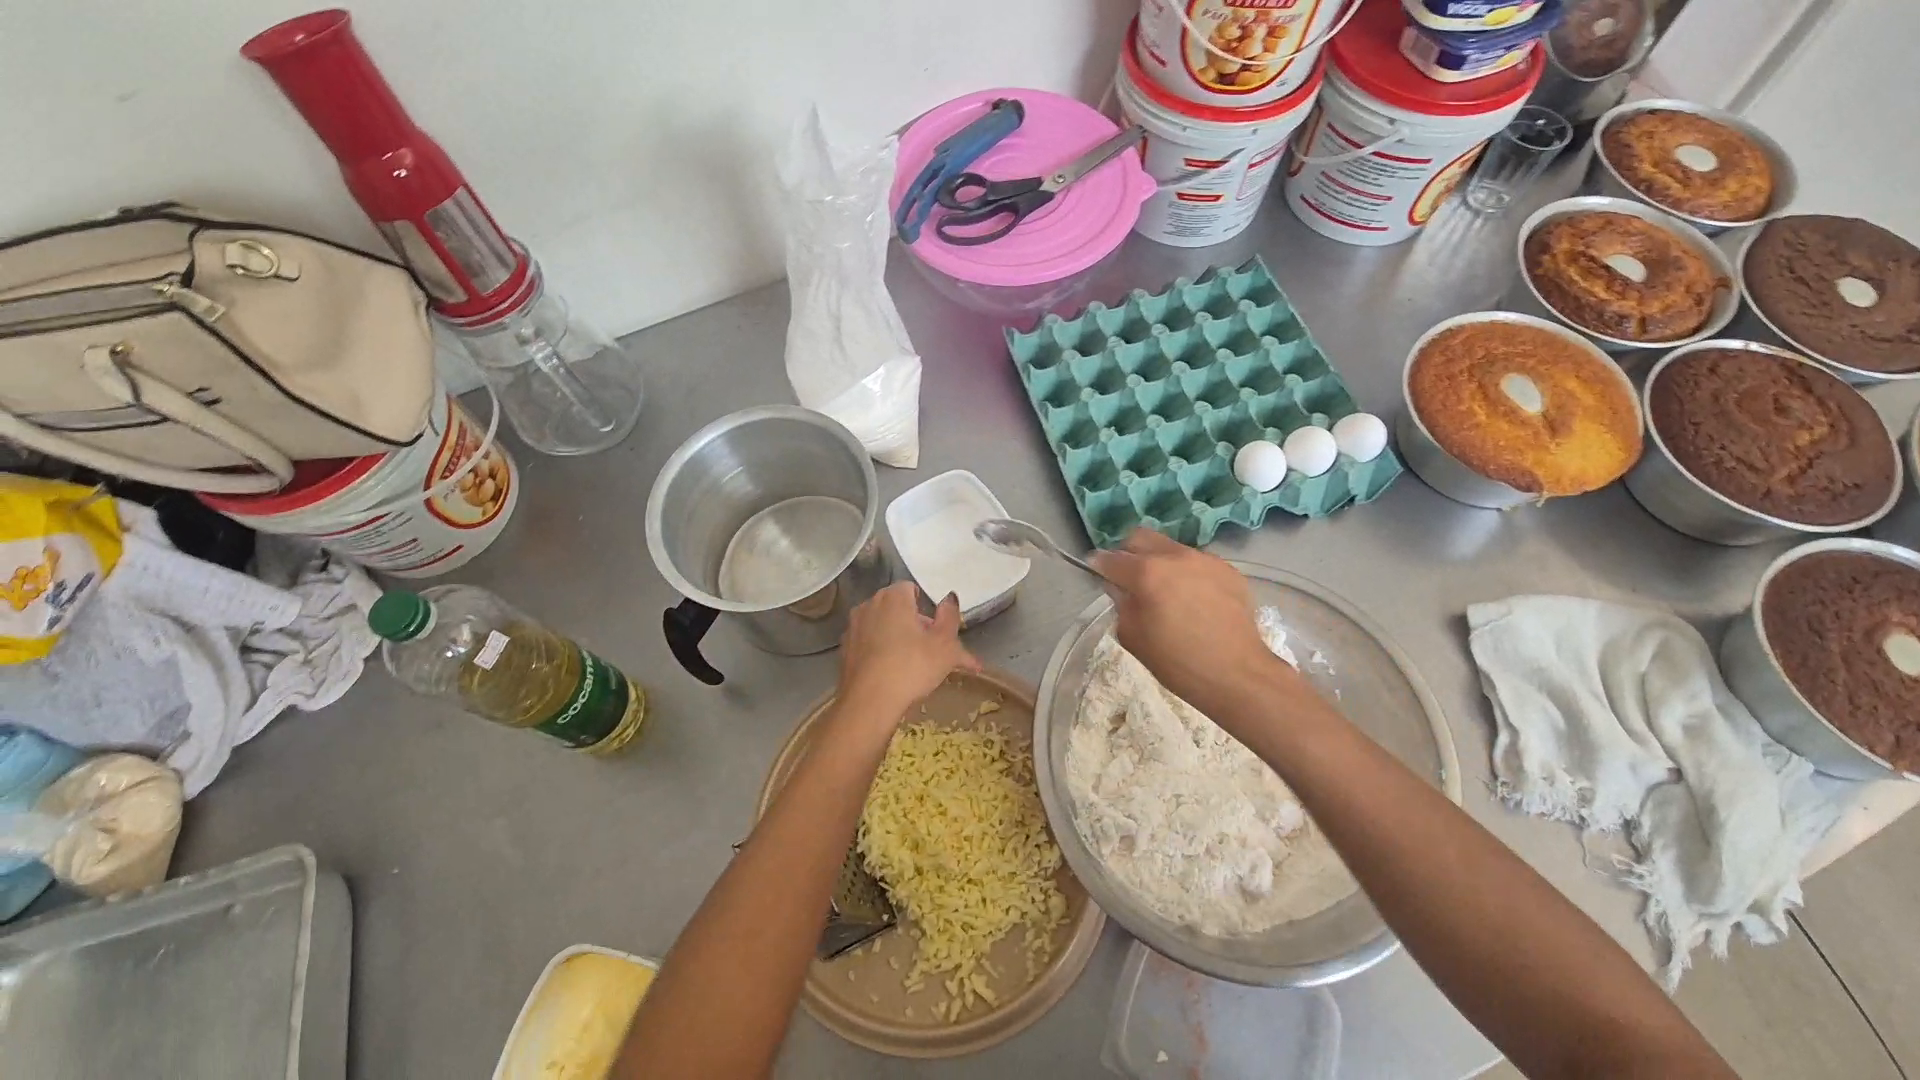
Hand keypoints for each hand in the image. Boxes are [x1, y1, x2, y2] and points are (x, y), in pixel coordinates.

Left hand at [834, 582, 980, 727]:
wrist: (869, 702)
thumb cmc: (912, 667)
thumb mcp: (945, 644)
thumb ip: (950, 617)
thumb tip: (949, 598)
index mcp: (893, 597)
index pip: (912, 590)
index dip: (928, 609)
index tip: (938, 632)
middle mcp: (869, 605)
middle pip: (898, 609)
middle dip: (916, 626)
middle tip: (933, 651)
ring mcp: (853, 627)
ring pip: (884, 628)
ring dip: (899, 640)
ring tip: (915, 666)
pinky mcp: (845, 650)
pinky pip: (870, 646)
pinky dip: (882, 654)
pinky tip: (893, 674)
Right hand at [1089, 529, 1300, 721]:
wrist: (1236, 674)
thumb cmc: (1177, 662)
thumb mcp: (1133, 638)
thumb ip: (1121, 605)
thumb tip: (1121, 588)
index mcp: (1147, 573)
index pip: (1111, 558)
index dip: (1098, 565)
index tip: (1096, 572)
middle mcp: (1176, 557)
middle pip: (1141, 537)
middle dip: (1129, 553)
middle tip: (1130, 579)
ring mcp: (1205, 560)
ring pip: (1171, 549)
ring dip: (1161, 564)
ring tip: (1168, 594)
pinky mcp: (1228, 570)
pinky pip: (1198, 563)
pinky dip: (1188, 575)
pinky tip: (1195, 602)